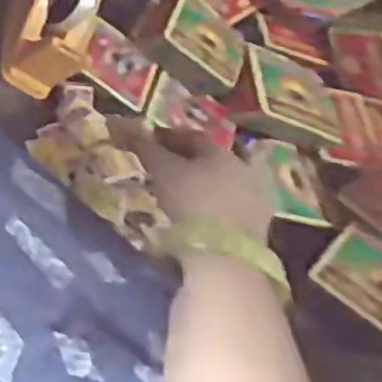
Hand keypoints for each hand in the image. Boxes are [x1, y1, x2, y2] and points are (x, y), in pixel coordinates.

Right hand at [113, 118, 274, 243]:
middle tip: (154, 166)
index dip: (162, 137)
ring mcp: (255, 198)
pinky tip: (190, 208)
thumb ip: (143, 144)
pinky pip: (224, 201)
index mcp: (222, 152)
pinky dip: (206, 199)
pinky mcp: (257, 224)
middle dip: (179, 159)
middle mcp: (243, 170)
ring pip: (215, 180)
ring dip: (193, 181)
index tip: (142, 143)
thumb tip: (124, 126)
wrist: (224, 255)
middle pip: (204, 158)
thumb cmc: (189, 200)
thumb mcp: (159, 167)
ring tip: (168, 189)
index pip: (188, 136)